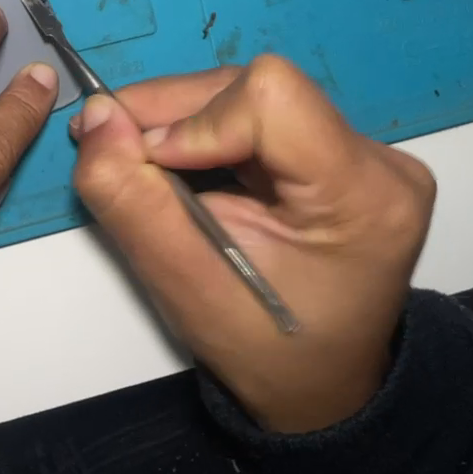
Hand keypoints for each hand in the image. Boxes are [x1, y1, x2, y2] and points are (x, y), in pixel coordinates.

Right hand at [71, 56, 434, 432]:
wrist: (316, 386)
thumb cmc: (258, 348)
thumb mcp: (179, 283)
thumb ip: (128, 196)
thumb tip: (97, 112)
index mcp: (360, 195)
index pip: (271, 98)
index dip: (194, 119)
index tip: (148, 164)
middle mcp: (375, 158)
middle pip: (247, 87)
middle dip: (168, 114)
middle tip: (112, 147)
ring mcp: (360, 149)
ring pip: (241, 91)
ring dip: (175, 118)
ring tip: (138, 160)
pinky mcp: (334, 148)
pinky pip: (247, 109)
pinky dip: (194, 127)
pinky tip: (173, 161)